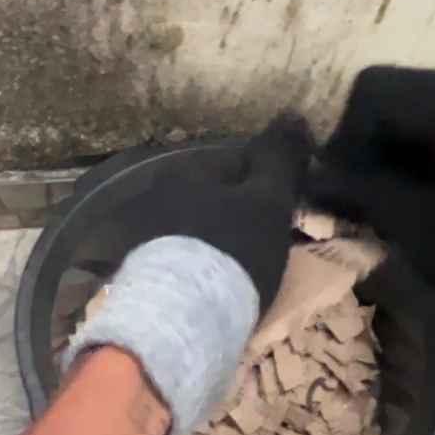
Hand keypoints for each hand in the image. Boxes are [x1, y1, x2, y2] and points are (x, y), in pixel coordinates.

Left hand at [66, 116, 312, 434]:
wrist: (183, 317)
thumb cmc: (232, 249)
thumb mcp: (268, 200)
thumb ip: (279, 159)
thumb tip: (292, 118)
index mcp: (187, 169)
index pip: (236, 159)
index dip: (267, 179)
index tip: (286, 204)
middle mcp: (157, 193)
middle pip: (212, 193)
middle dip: (237, 208)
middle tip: (266, 235)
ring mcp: (144, 233)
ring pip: (195, 224)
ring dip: (218, 236)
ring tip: (244, 263)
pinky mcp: (142, 271)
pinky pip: (182, 256)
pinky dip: (201, 263)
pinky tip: (216, 282)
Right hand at [318, 66, 434, 414]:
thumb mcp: (420, 228)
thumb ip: (360, 190)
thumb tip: (313, 173)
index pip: (379, 89)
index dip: (348, 136)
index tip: (347, 185)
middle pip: (415, 96)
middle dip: (382, 144)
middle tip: (376, 198)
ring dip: (418, 151)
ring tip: (418, 203)